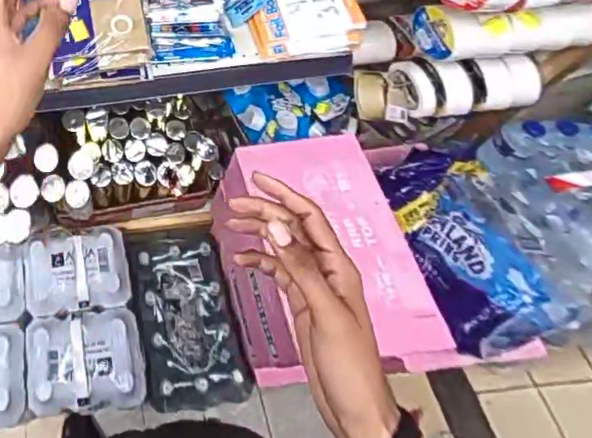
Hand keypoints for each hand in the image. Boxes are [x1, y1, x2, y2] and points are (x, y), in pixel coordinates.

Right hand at [229, 173, 403, 437]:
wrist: (357, 412)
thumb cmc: (353, 368)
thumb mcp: (326, 313)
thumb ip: (301, 268)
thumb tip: (278, 228)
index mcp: (337, 266)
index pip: (309, 217)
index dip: (284, 194)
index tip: (259, 180)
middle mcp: (325, 269)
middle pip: (291, 228)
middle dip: (263, 211)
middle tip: (235, 204)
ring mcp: (313, 285)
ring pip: (282, 245)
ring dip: (258, 232)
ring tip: (234, 224)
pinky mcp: (302, 300)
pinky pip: (277, 269)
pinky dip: (259, 261)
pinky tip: (243, 259)